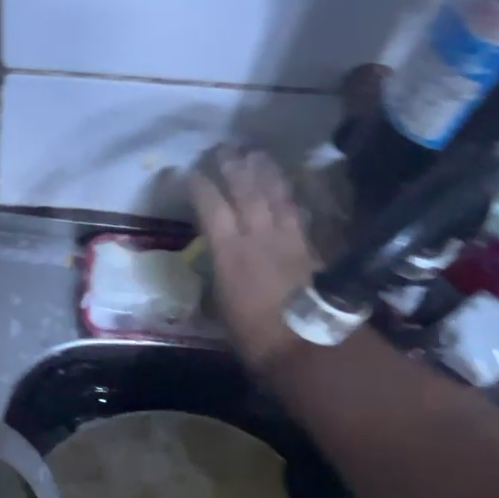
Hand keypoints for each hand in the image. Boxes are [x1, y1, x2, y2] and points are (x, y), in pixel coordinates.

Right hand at [191, 148, 318, 374]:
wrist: (306, 347)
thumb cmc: (252, 337)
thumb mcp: (221, 309)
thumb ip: (220, 278)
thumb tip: (217, 267)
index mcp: (228, 254)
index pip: (211, 208)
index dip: (200, 187)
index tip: (189, 173)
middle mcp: (257, 237)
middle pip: (246, 192)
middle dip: (233, 168)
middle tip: (225, 150)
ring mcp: (287, 239)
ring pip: (275, 196)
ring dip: (264, 173)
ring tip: (256, 155)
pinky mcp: (309, 248)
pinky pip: (297, 213)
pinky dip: (290, 196)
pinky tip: (288, 186)